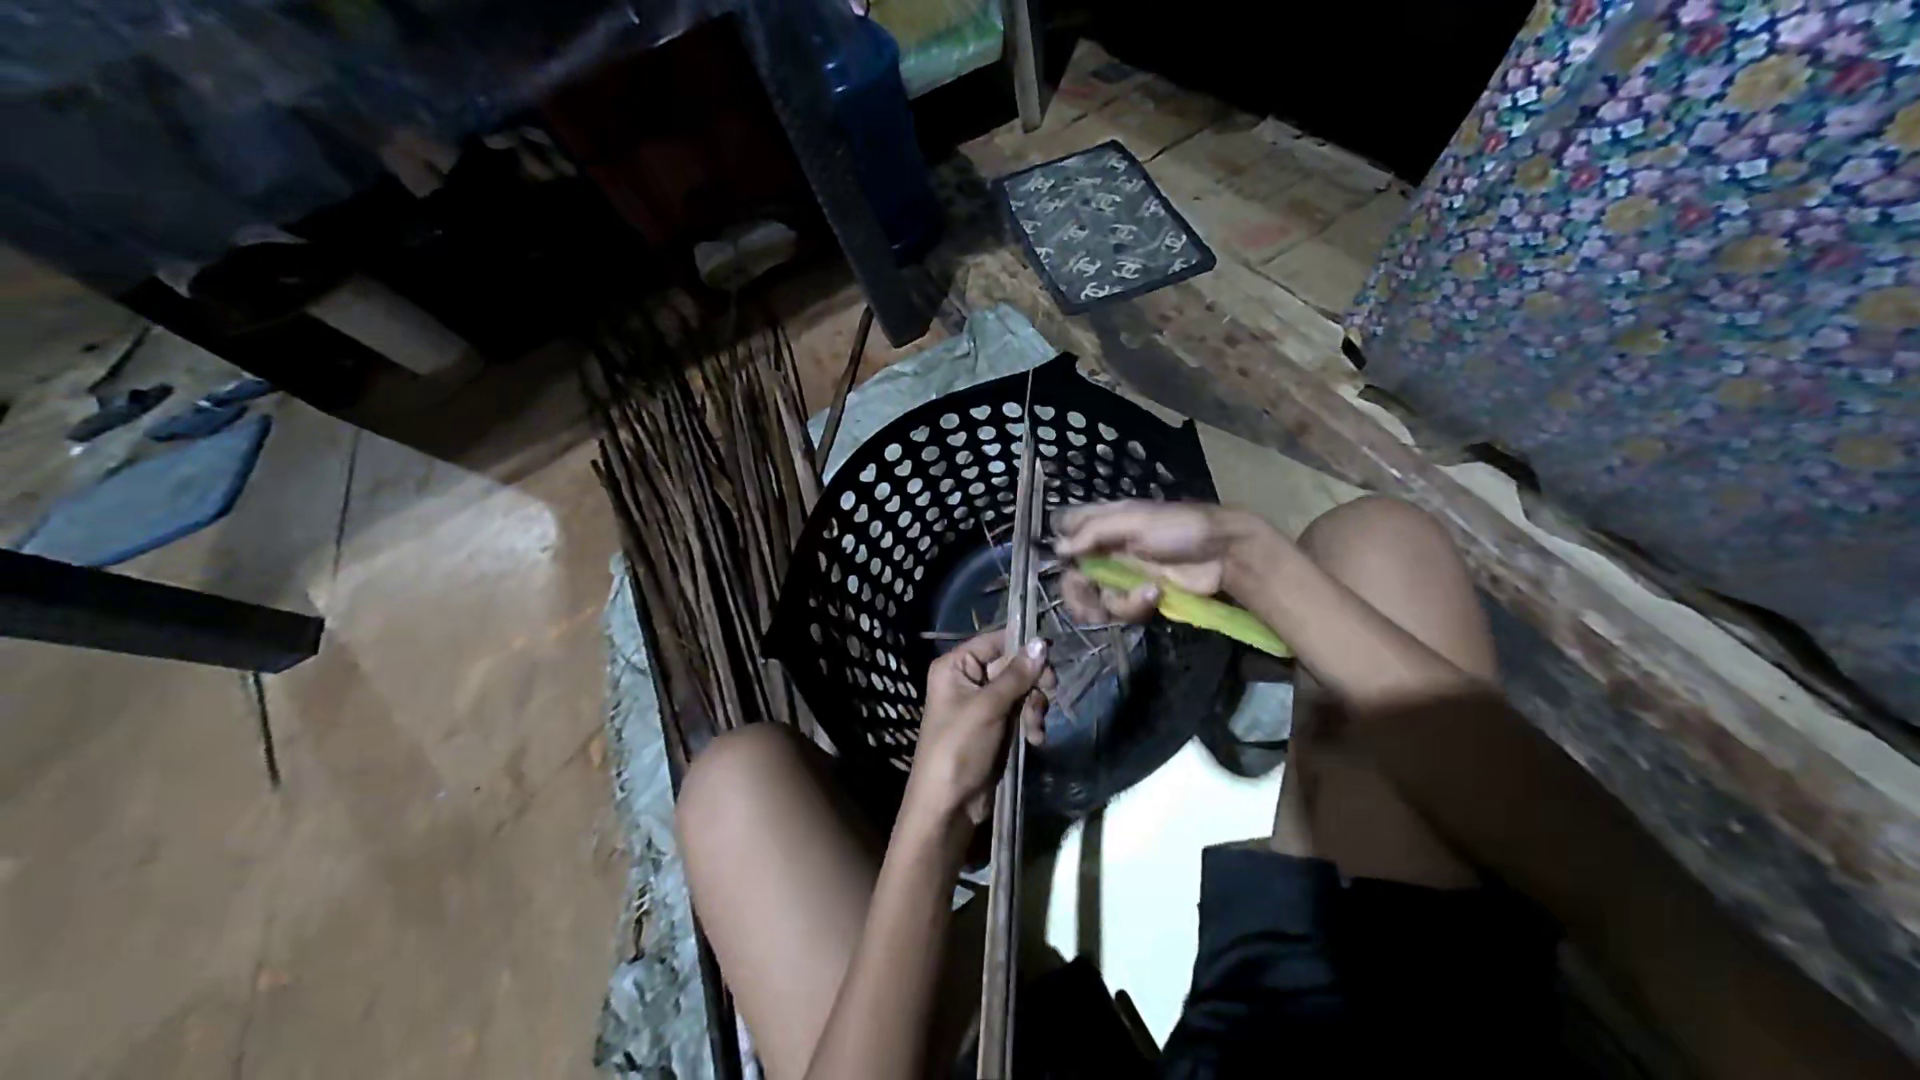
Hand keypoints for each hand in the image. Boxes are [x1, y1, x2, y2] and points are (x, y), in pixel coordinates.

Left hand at [907, 632, 1051, 825]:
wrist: (950, 805)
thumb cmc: (960, 748)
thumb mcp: (988, 708)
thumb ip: (1016, 674)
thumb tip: (1040, 642)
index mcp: (956, 666)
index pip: (995, 640)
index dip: (1023, 645)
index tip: (1052, 653)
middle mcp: (968, 679)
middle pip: (1012, 664)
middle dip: (1032, 682)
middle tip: (1050, 691)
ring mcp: (983, 703)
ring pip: (1022, 689)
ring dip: (1035, 706)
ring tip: (1036, 728)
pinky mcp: (996, 725)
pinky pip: (1021, 710)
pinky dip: (1032, 722)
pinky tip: (1036, 739)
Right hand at [1053, 501, 1272, 622]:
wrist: (1224, 555)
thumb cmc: (1179, 527)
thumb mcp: (1134, 521)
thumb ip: (1093, 533)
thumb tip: (1058, 549)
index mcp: (1102, 523)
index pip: (1065, 533)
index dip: (1060, 550)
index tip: (1065, 563)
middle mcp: (1105, 549)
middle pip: (1072, 576)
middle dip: (1079, 594)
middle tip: (1090, 603)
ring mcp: (1121, 575)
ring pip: (1093, 599)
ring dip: (1114, 604)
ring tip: (1140, 597)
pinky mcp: (1137, 597)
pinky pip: (1119, 610)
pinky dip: (1134, 606)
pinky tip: (1153, 595)